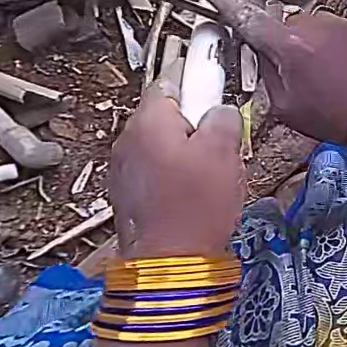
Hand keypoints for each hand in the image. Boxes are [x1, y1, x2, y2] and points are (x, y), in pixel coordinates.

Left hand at [108, 89, 244, 259]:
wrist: (169, 264)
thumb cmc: (197, 202)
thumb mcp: (224, 151)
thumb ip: (223, 117)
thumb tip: (219, 112)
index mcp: (148, 120)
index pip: (170, 82)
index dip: (197, 85)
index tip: (216, 101)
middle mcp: (127, 139)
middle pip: (165, 116)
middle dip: (194, 125)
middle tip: (220, 147)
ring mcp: (121, 168)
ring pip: (160, 146)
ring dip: (184, 153)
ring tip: (209, 176)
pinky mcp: (125, 195)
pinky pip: (153, 172)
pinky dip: (172, 176)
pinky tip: (191, 196)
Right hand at [204, 0, 346, 144]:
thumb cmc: (337, 116)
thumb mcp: (285, 106)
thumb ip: (266, 74)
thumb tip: (260, 56)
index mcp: (289, 46)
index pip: (248, 18)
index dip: (226, 4)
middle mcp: (313, 26)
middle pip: (282, 27)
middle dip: (281, 45)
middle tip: (294, 75)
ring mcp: (339, 24)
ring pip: (309, 29)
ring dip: (309, 47)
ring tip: (324, 78)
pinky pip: (334, 32)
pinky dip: (332, 48)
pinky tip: (341, 72)